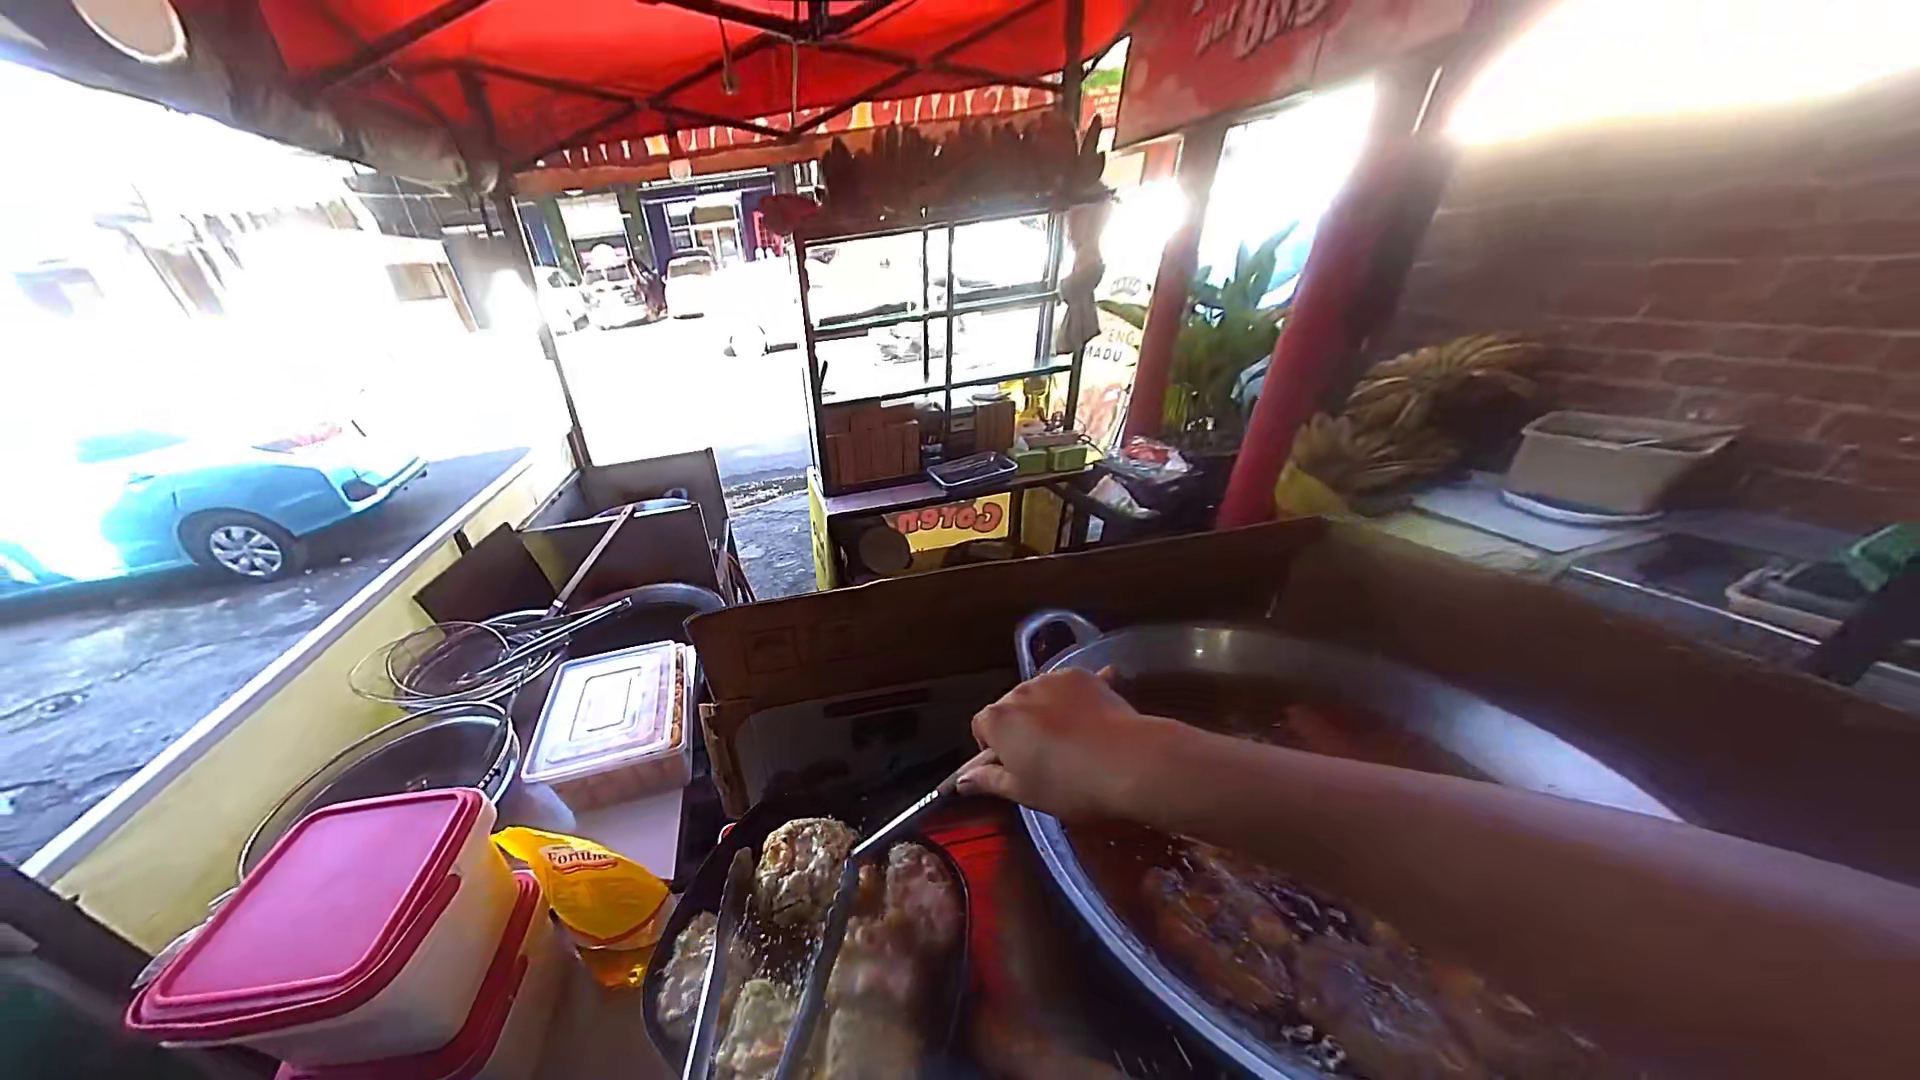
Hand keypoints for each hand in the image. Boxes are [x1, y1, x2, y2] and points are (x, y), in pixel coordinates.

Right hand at [956, 667, 1185, 819]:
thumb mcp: (1024, 792)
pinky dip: (1075, 699)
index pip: (981, 727)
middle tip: (1045, 760)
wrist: (1128, 762)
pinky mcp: (1084, 676)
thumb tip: (963, 781)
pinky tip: (1091, 716)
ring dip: (1046, 713)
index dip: (994, 748)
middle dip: (1020, 728)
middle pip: (1010, 708)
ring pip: (1039, 696)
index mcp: (998, 719)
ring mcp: (1054, 679)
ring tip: (1072, 743)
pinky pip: (1070, 686)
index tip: (1014, 768)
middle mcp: (1021, 691)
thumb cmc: (1070, 784)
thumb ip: (989, 780)